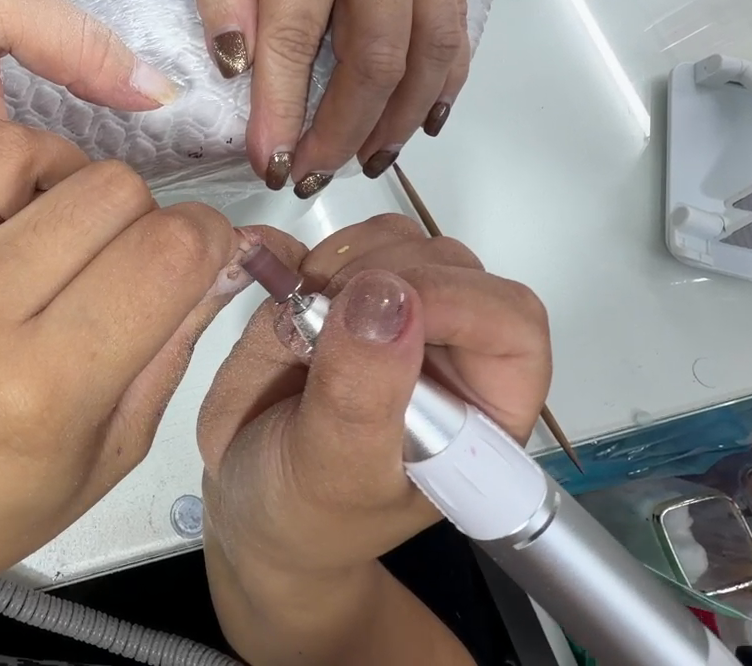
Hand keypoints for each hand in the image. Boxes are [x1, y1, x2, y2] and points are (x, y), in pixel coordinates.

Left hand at [0, 0, 257, 665]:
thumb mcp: (101, 460)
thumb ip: (168, 350)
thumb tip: (221, 260)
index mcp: (47, 380)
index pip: (168, 254)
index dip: (210, 241)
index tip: (208, 254)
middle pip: (107, 191)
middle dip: (149, 215)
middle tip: (138, 254)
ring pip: (24, 148)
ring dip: (69, 167)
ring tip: (69, 209)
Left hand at [191, 0, 468, 196]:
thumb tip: (237, 66)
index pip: (297, 34)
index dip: (281, 108)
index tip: (265, 163)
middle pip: (375, 57)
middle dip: (340, 130)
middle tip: (306, 177)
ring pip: (428, 53)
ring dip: (396, 120)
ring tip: (361, 164)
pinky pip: (456, 30)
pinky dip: (442, 84)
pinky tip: (419, 122)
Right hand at [197, 215, 550, 664]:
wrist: (246, 498)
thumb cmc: (303, 511)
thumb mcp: (333, 471)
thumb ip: (360, 394)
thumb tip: (383, 298)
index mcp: (475, 406)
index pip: (506, 321)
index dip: (450, 297)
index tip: (369, 308)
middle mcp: (440, 350)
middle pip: (448, 264)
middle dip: (378, 273)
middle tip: (313, 316)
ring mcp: (381, 314)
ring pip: (393, 240)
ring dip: (338, 258)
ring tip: (293, 313)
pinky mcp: (327, 292)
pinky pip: (327, 242)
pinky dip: (295, 247)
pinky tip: (272, 276)